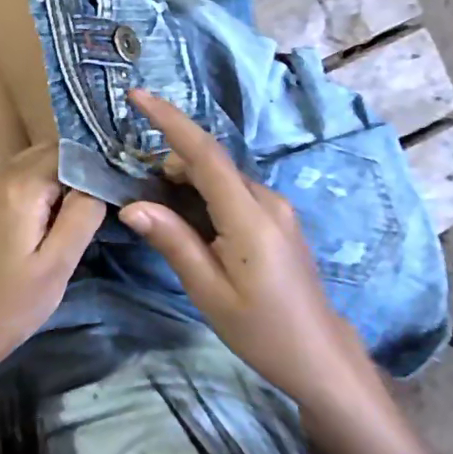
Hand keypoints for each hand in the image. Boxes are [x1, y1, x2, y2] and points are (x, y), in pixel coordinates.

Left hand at [0, 144, 105, 384]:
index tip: (127, 179)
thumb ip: (83, 213)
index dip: (100, 161)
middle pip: (54, 150)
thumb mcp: (58, 263)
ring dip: (68, 174)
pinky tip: (67, 210)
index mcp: (20, 186)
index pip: (71, 150)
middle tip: (115, 191)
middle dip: (85, 164)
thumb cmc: (13, 304)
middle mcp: (2, 175)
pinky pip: (26, 176)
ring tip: (96, 201)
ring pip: (40, 161)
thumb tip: (103, 177)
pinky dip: (50, 184)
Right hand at [119, 89, 360, 405]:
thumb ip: (173, 242)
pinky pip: (233, 192)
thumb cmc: (262, 331)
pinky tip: (190, 224)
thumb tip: (131, 205)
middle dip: (170, 163)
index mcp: (250, 217)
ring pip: (221, 177)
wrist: (320, 357)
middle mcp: (267, 201)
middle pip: (210, 163)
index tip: (138, 95)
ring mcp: (276, 209)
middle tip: (138, 190)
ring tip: (159, 212)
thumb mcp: (209, 292)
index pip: (205, 154)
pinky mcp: (278, 219)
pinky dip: (204, 195)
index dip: (170, 121)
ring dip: (186, 181)